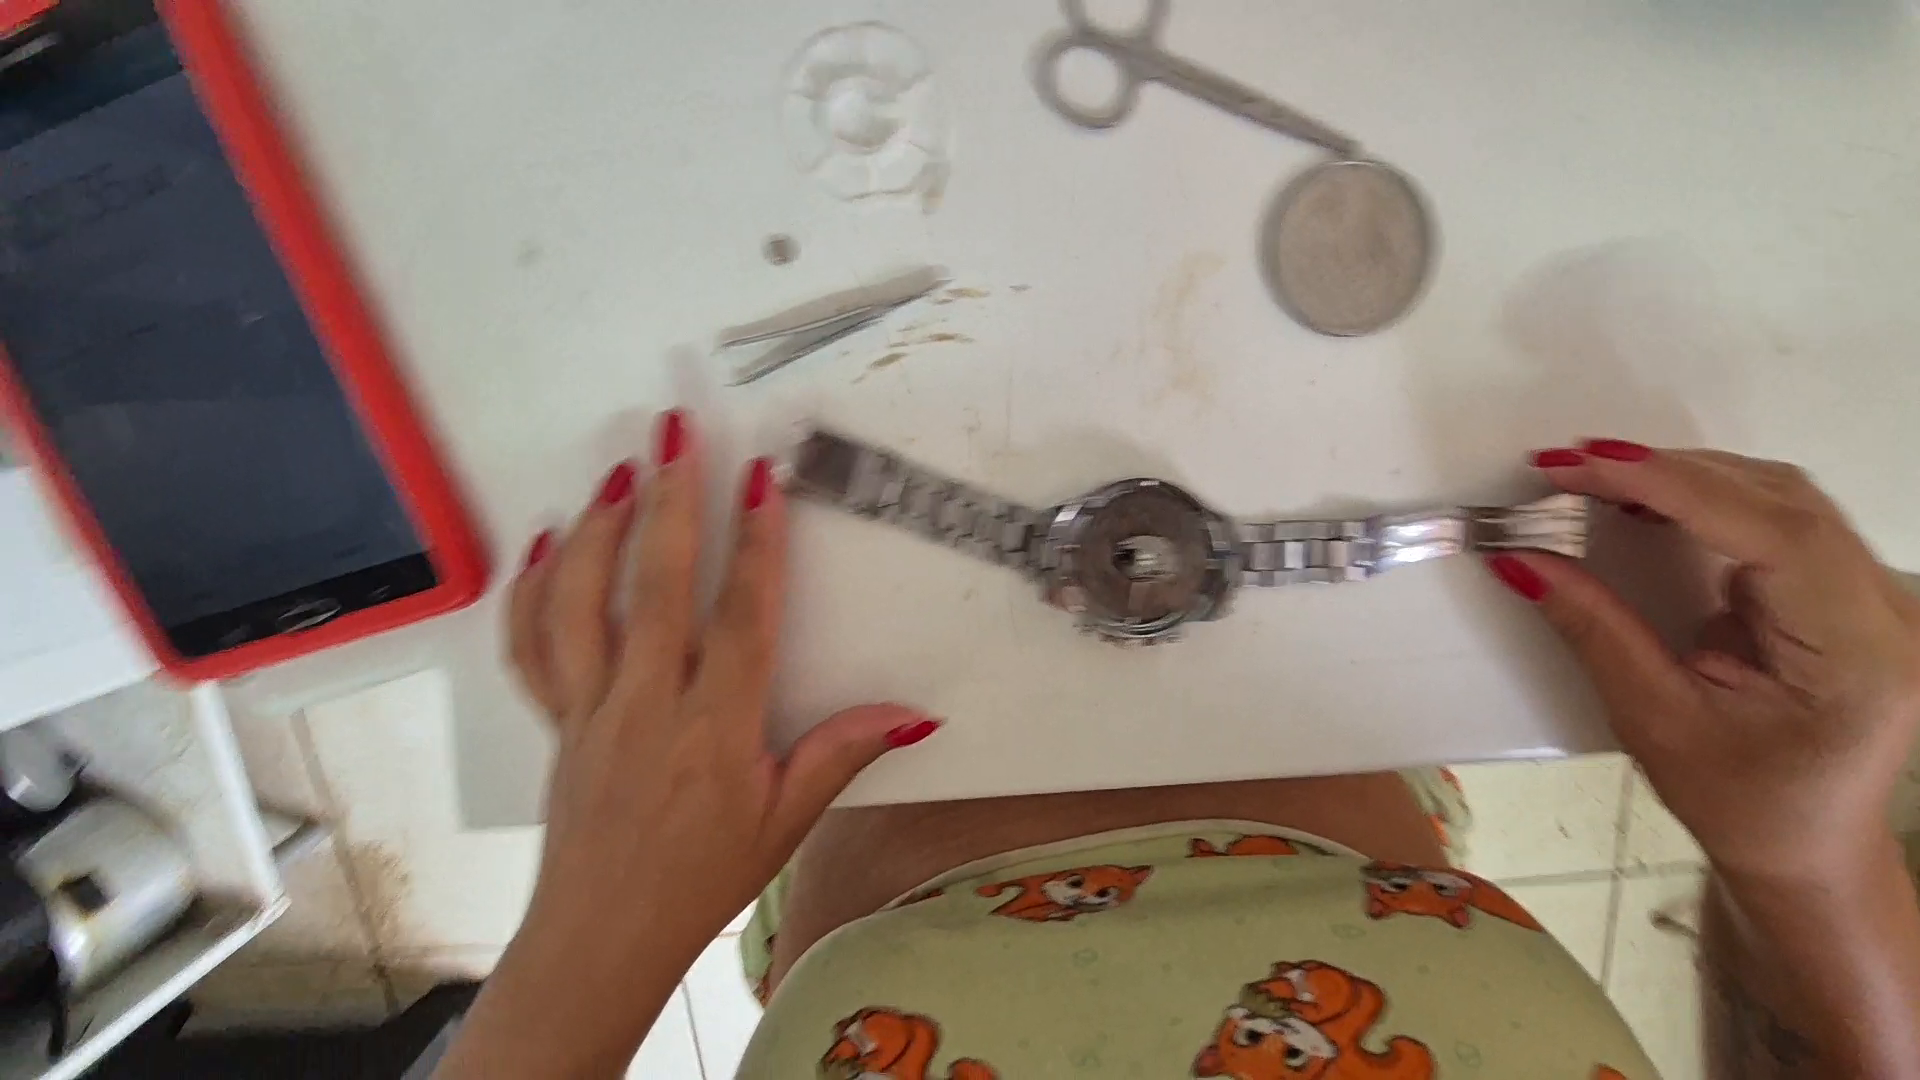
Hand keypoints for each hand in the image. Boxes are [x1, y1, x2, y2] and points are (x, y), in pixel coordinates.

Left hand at [507, 409, 938, 964]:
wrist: (601, 938)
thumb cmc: (704, 879)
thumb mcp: (786, 822)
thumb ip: (843, 755)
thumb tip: (914, 715)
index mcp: (715, 728)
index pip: (741, 617)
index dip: (756, 543)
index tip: (761, 479)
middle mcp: (648, 704)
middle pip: (656, 587)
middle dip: (670, 500)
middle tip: (676, 433)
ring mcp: (590, 708)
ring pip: (583, 604)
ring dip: (600, 530)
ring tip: (620, 471)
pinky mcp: (555, 720)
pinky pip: (531, 646)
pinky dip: (532, 589)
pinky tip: (549, 542)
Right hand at [1491, 439, 1919, 885]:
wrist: (1808, 842)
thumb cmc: (1736, 797)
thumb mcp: (1650, 716)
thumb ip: (1591, 627)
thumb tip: (1519, 559)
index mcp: (1854, 653)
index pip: (1772, 532)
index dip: (1671, 486)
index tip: (1579, 465)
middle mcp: (1886, 611)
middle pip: (1780, 499)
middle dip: (1665, 470)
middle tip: (1565, 465)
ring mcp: (1872, 597)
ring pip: (1780, 496)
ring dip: (1680, 475)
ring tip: (1590, 475)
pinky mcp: (1839, 592)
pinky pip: (1773, 517)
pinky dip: (1700, 495)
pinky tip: (1642, 497)